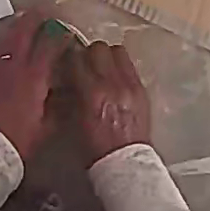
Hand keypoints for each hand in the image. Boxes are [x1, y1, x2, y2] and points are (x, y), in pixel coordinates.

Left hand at [0, 12, 67, 160]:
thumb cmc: (25, 136)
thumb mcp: (50, 122)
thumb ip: (62, 102)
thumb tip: (73, 87)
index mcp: (35, 78)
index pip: (49, 48)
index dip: (60, 38)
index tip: (70, 32)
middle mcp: (18, 69)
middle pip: (25, 36)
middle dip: (35, 21)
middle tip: (45, 10)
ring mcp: (3, 71)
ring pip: (10, 40)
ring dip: (19, 26)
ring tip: (27, 16)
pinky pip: (2, 50)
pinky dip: (9, 39)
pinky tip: (12, 37)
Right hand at [72, 41, 151, 162]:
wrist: (125, 162)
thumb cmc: (94, 147)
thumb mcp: (74, 120)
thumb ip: (71, 93)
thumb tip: (68, 75)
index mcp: (92, 94)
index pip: (77, 59)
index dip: (69, 59)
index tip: (67, 63)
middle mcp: (112, 84)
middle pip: (99, 48)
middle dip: (90, 54)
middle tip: (86, 64)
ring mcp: (130, 85)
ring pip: (118, 51)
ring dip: (108, 57)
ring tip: (103, 69)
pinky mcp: (142, 89)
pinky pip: (130, 66)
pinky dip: (120, 68)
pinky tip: (116, 79)